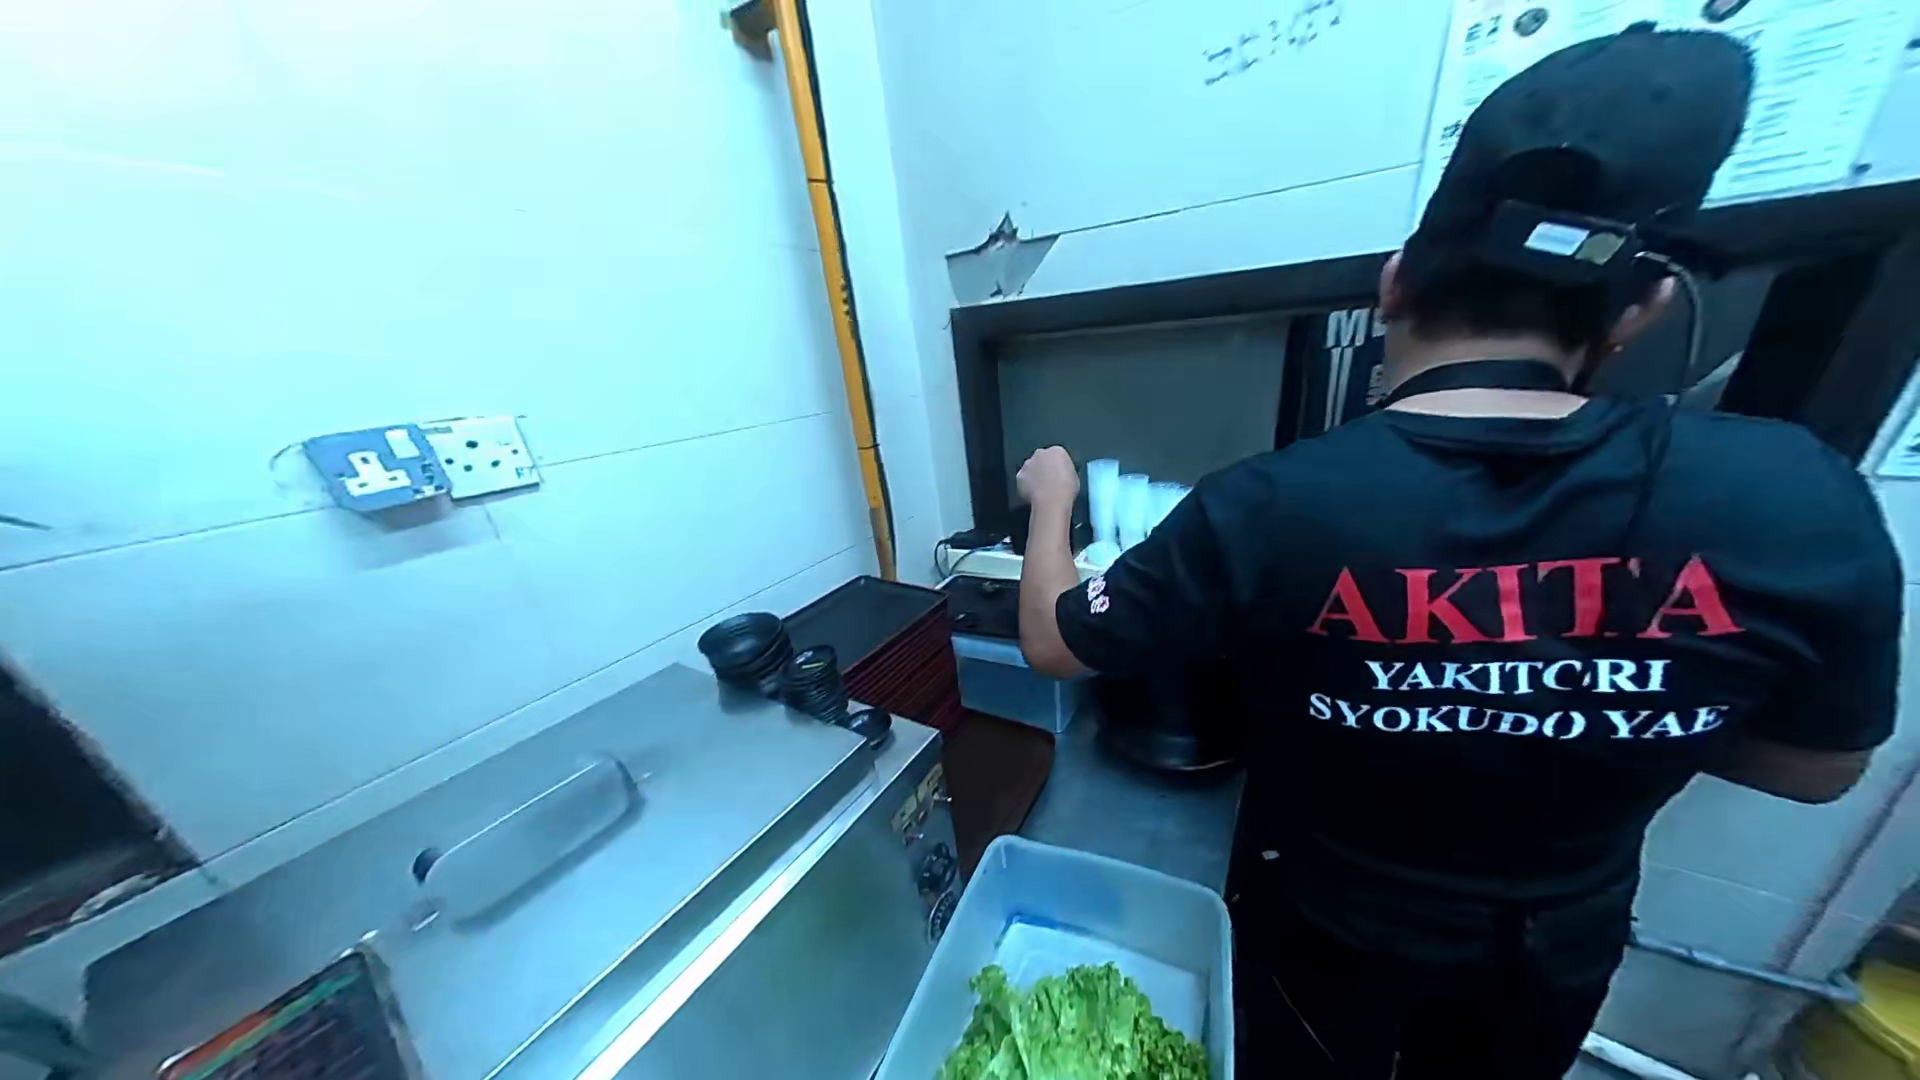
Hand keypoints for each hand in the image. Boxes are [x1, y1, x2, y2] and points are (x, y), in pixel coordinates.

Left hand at [1016, 446, 1079, 509]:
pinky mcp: (1019, 476)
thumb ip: (1066, 471)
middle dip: (1043, 467)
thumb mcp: (1074, 477)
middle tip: (1048, 481)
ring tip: (1040, 489)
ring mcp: (1027, 464)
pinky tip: (1032, 494)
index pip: (1057, 455)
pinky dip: (1026, 485)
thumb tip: (1062, 474)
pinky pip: (1023, 480)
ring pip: (1030, 468)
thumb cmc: (1067, 489)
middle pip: (1041, 459)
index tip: (1059, 475)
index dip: (1057, 466)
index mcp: (1057, 451)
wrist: (1051, 501)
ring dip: (1033, 475)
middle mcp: (1040, 453)